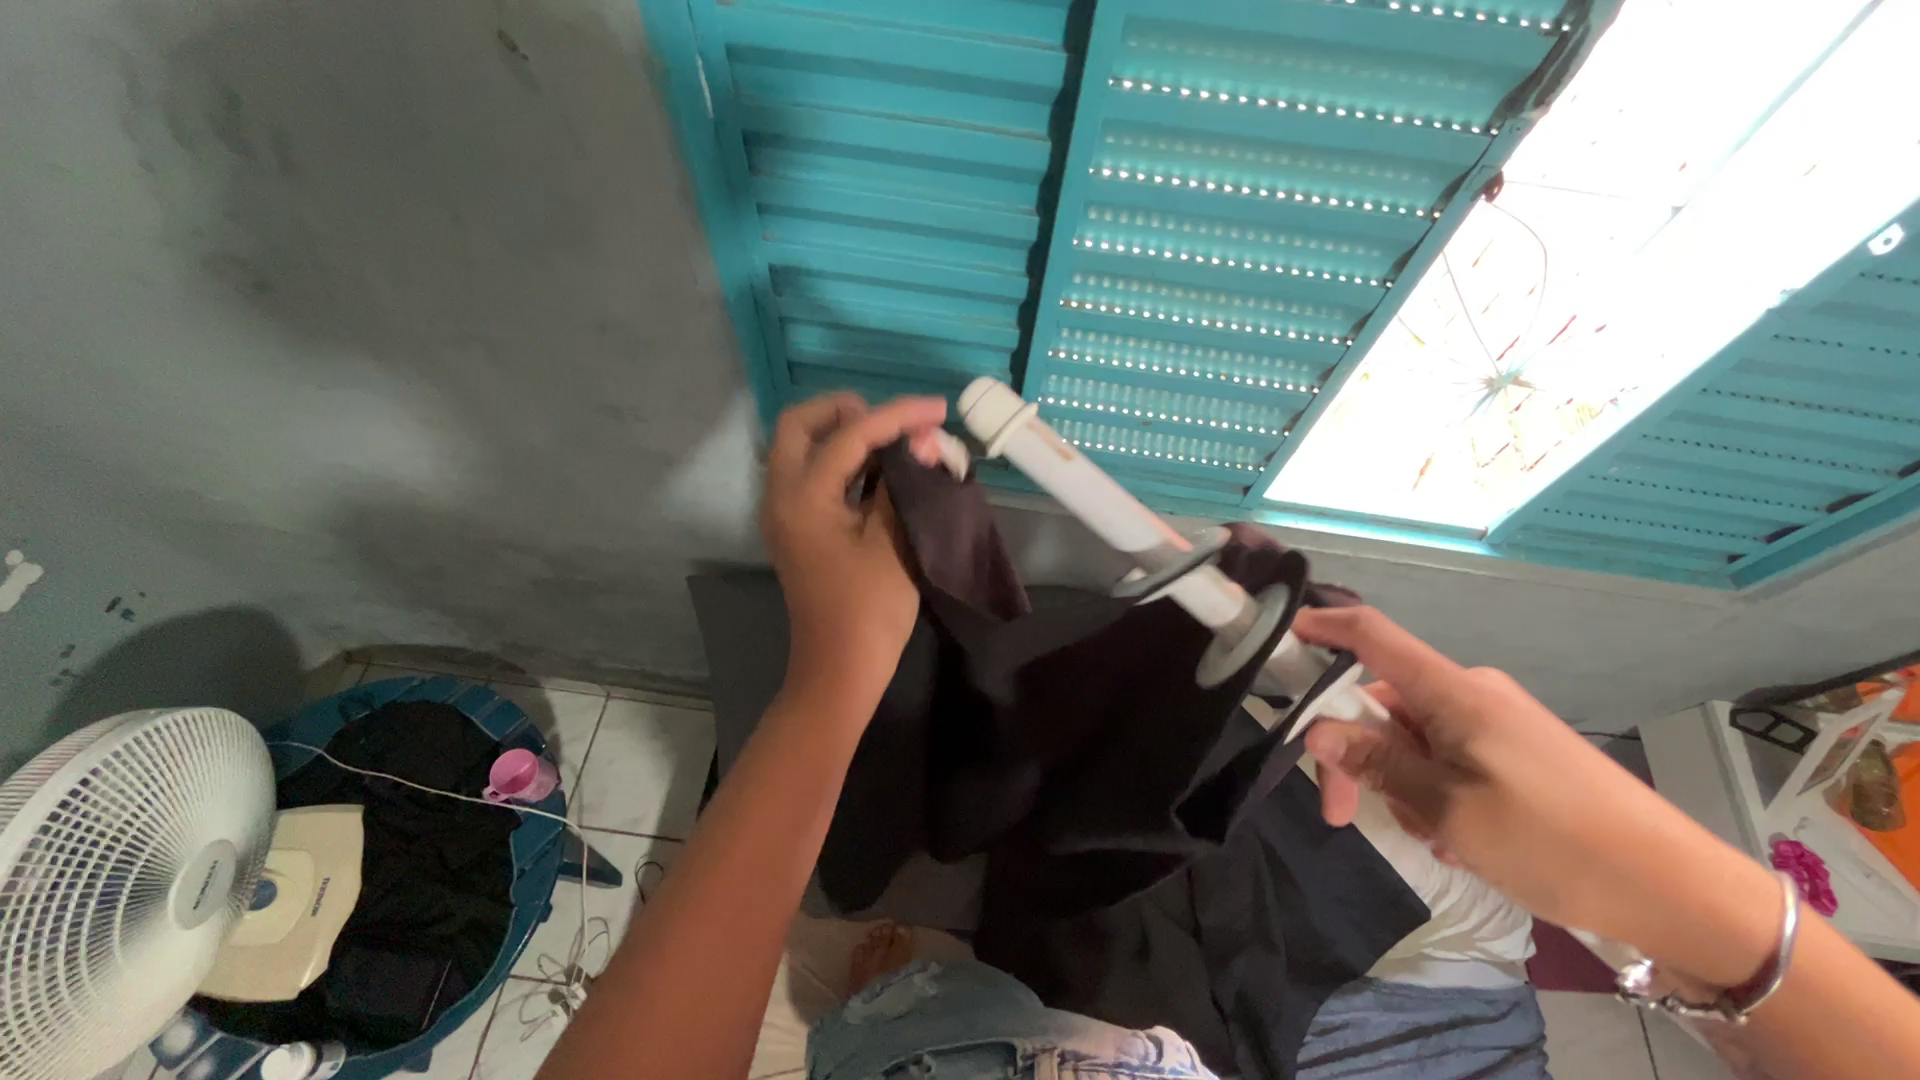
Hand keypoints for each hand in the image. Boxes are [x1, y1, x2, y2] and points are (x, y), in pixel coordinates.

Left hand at [760, 392, 947, 708]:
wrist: (840, 669)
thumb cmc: (869, 611)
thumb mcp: (894, 542)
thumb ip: (904, 484)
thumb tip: (925, 442)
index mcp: (802, 497)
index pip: (850, 434)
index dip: (898, 415)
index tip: (937, 408)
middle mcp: (781, 495)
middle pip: (800, 425)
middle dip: (848, 411)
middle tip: (894, 423)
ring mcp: (784, 512)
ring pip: (802, 448)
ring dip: (844, 435)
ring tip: (895, 442)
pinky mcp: (796, 528)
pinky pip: (810, 474)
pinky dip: (841, 461)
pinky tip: (880, 470)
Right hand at [1297, 606, 1779, 986]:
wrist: (1678, 891)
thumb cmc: (1556, 843)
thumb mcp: (1450, 810)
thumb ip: (1380, 764)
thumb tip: (1317, 731)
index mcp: (1455, 693)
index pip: (1374, 636)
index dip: (1323, 627)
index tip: (1278, 637)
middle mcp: (1471, 696)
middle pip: (1383, 706)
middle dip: (1357, 757)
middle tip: (1343, 817)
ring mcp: (1496, 724)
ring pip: (1412, 741)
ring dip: (1402, 786)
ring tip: (1435, 839)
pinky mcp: (1515, 754)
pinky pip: (1447, 759)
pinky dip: (1435, 794)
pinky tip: (1459, 840)